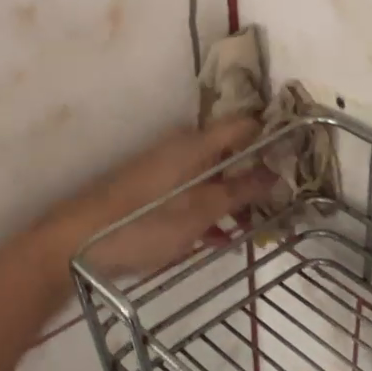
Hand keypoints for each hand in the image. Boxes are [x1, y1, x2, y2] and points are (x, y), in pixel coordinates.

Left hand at [44, 117, 273, 276]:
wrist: (74, 244)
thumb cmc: (141, 227)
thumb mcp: (198, 213)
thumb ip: (238, 193)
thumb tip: (275, 173)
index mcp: (193, 144)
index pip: (244, 126)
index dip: (272, 138)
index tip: (297, 161)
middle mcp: (178, 149)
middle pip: (228, 153)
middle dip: (255, 176)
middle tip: (282, 204)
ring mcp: (162, 171)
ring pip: (210, 178)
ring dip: (233, 199)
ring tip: (255, 227)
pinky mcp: (150, 194)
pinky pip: (191, 195)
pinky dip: (209, 212)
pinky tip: (219, 238)